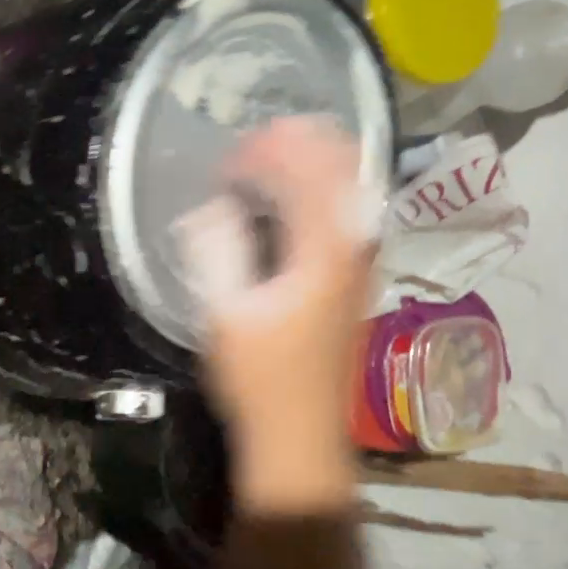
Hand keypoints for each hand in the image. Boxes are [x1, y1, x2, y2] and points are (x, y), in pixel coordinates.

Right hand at [174, 117, 380, 513]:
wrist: (300, 431)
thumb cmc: (261, 377)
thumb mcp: (226, 315)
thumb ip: (217, 254)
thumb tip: (207, 209)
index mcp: (326, 251)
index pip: (312, 173)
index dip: (276, 149)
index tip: (236, 147)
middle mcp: (355, 248)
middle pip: (345, 172)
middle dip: (303, 144)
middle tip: (260, 137)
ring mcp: (360, 266)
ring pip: (350, 192)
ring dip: (315, 166)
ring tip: (274, 156)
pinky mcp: (352, 283)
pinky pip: (345, 216)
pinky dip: (319, 194)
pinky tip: (292, 202)